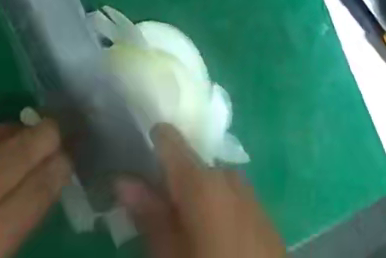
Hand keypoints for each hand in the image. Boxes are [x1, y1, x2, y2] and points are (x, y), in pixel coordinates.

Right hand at [117, 125, 284, 257]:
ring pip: (210, 181)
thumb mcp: (171, 256)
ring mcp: (248, 191)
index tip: (132, 148)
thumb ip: (150, 216)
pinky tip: (205, 231)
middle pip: (190, 164)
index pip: (170, 140)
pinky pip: (229, 196)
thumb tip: (123, 180)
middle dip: (169, 178)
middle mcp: (226, 174)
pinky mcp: (262, 212)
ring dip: (192, 194)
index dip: (150, 140)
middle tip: (148, 201)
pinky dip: (213, 206)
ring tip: (176, 222)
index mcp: (202, 180)